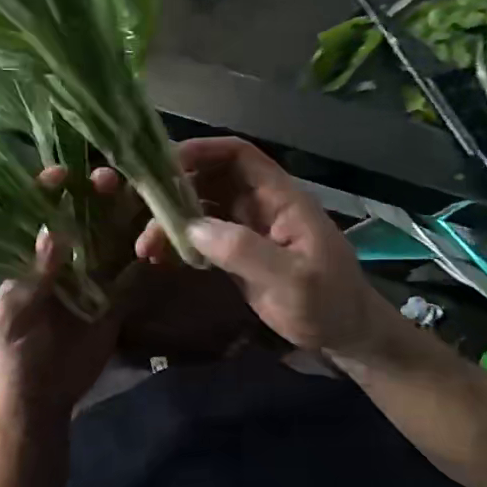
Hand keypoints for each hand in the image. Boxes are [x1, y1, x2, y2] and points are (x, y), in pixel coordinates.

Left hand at [0, 167, 142, 424]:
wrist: (43, 398)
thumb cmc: (16, 354)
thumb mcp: (17, 315)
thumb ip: (36, 276)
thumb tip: (54, 233)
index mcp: (34, 258)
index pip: (40, 214)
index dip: (49, 190)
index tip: (64, 174)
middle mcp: (67, 258)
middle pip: (84, 217)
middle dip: (96, 195)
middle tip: (111, 180)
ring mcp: (95, 277)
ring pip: (113, 239)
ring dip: (127, 218)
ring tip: (144, 198)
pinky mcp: (117, 298)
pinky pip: (135, 274)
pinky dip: (149, 257)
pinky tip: (165, 239)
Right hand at [136, 137, 391, 357]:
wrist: (344, 335)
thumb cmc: (327, 302)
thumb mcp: (291, 279)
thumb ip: (245, 250)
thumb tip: (192, 227)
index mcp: (281, 199)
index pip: (239, 156)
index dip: (203, 151)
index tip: (164, 164)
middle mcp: (260, 207)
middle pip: (212, 180)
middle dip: (175, 190)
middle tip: (141, 209)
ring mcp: (248, 231)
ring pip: (201, 210)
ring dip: (171, 221)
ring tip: (146, 247)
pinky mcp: (238, 256)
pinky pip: (203, 238)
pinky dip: (179, 243)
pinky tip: (159, 259)